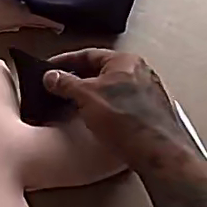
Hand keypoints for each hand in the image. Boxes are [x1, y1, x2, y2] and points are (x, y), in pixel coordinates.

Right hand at [42, 49, 201, 172]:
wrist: (154, 152)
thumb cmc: (128, 120)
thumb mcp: (85, 96)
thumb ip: (65, 83)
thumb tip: (52, 77)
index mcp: (126, 61)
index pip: (88, 54)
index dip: (65, 61)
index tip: (52, 69)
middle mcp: (140, 73)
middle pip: (100, 71)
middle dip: (78, 79)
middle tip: (60, 88)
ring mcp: (147, 93)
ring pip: (111, 89)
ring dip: (92, 96)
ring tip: (76, 106)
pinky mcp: (149, 113)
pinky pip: (120, 105)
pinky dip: (105, 109)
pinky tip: (97, 120)